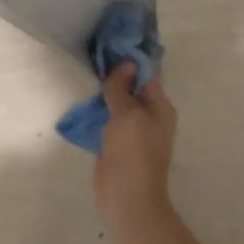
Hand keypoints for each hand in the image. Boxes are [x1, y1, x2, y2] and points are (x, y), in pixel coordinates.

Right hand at [94, 63, 177, 231]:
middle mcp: (149, 118)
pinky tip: (82, 104)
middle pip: (131, 90)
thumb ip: (122, 89)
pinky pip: (107, 123)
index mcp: (160, 107)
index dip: (130, 61)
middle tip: (93, 58)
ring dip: (104, 95)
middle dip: (115, 77)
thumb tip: (125, 64)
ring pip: (117, 107)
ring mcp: (132, 133)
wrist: (127, 196)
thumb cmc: (133, 152)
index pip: (146, 76)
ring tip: (86, 76)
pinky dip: (97, 114)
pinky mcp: (115, 146)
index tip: (109, 46)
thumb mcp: (128, 114)